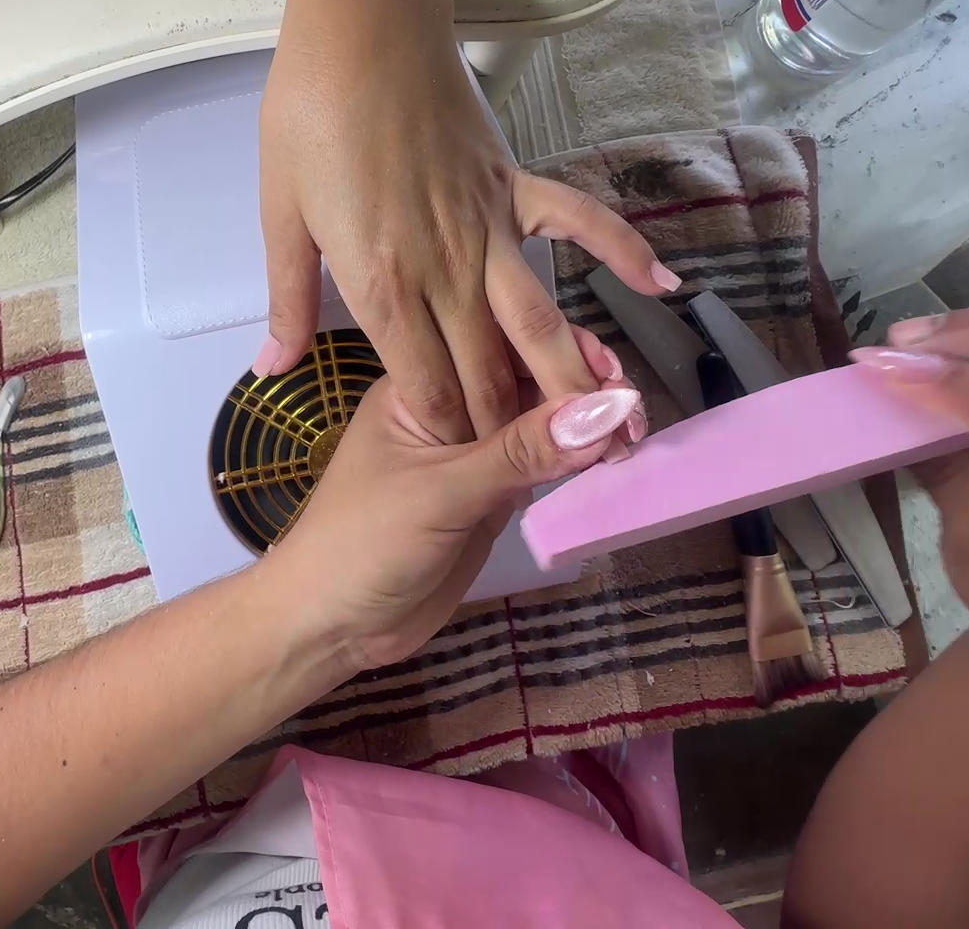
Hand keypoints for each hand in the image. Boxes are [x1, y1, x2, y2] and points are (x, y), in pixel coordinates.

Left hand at [254, 0, 677, 445]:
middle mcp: (445, 270)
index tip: (478, 477)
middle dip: (519, 430)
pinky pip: (578, 221)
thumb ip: (287, 302)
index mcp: (382, 287)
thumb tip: (271, 368)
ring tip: (615, 424)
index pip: (429, 387)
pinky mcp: (515, 182)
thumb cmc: (309, 120)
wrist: (360, 27)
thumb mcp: (281, 217)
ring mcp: (488, 226)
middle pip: (489, 369)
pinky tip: (660, 288)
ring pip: (540, 319)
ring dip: (575, 376)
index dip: (455, 439)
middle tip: (555, 475)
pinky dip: (621, 250)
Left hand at [272, 327, 642, 670]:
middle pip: (524, 378)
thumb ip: (520, 453)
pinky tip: (609, 461)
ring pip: (538, 421)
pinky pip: (539, 464)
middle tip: (633, 413)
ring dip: (585, 425)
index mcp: (417, 383)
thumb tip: (609, 407)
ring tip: (632, 439)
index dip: (557, 351)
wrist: (334, 623)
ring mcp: (467, 452)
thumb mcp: (441, 493)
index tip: (613, 377)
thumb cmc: (364, 544)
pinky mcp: (486, 494)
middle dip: (581, 387)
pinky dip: (574, 460)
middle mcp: (445, 406)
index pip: (495, 345)